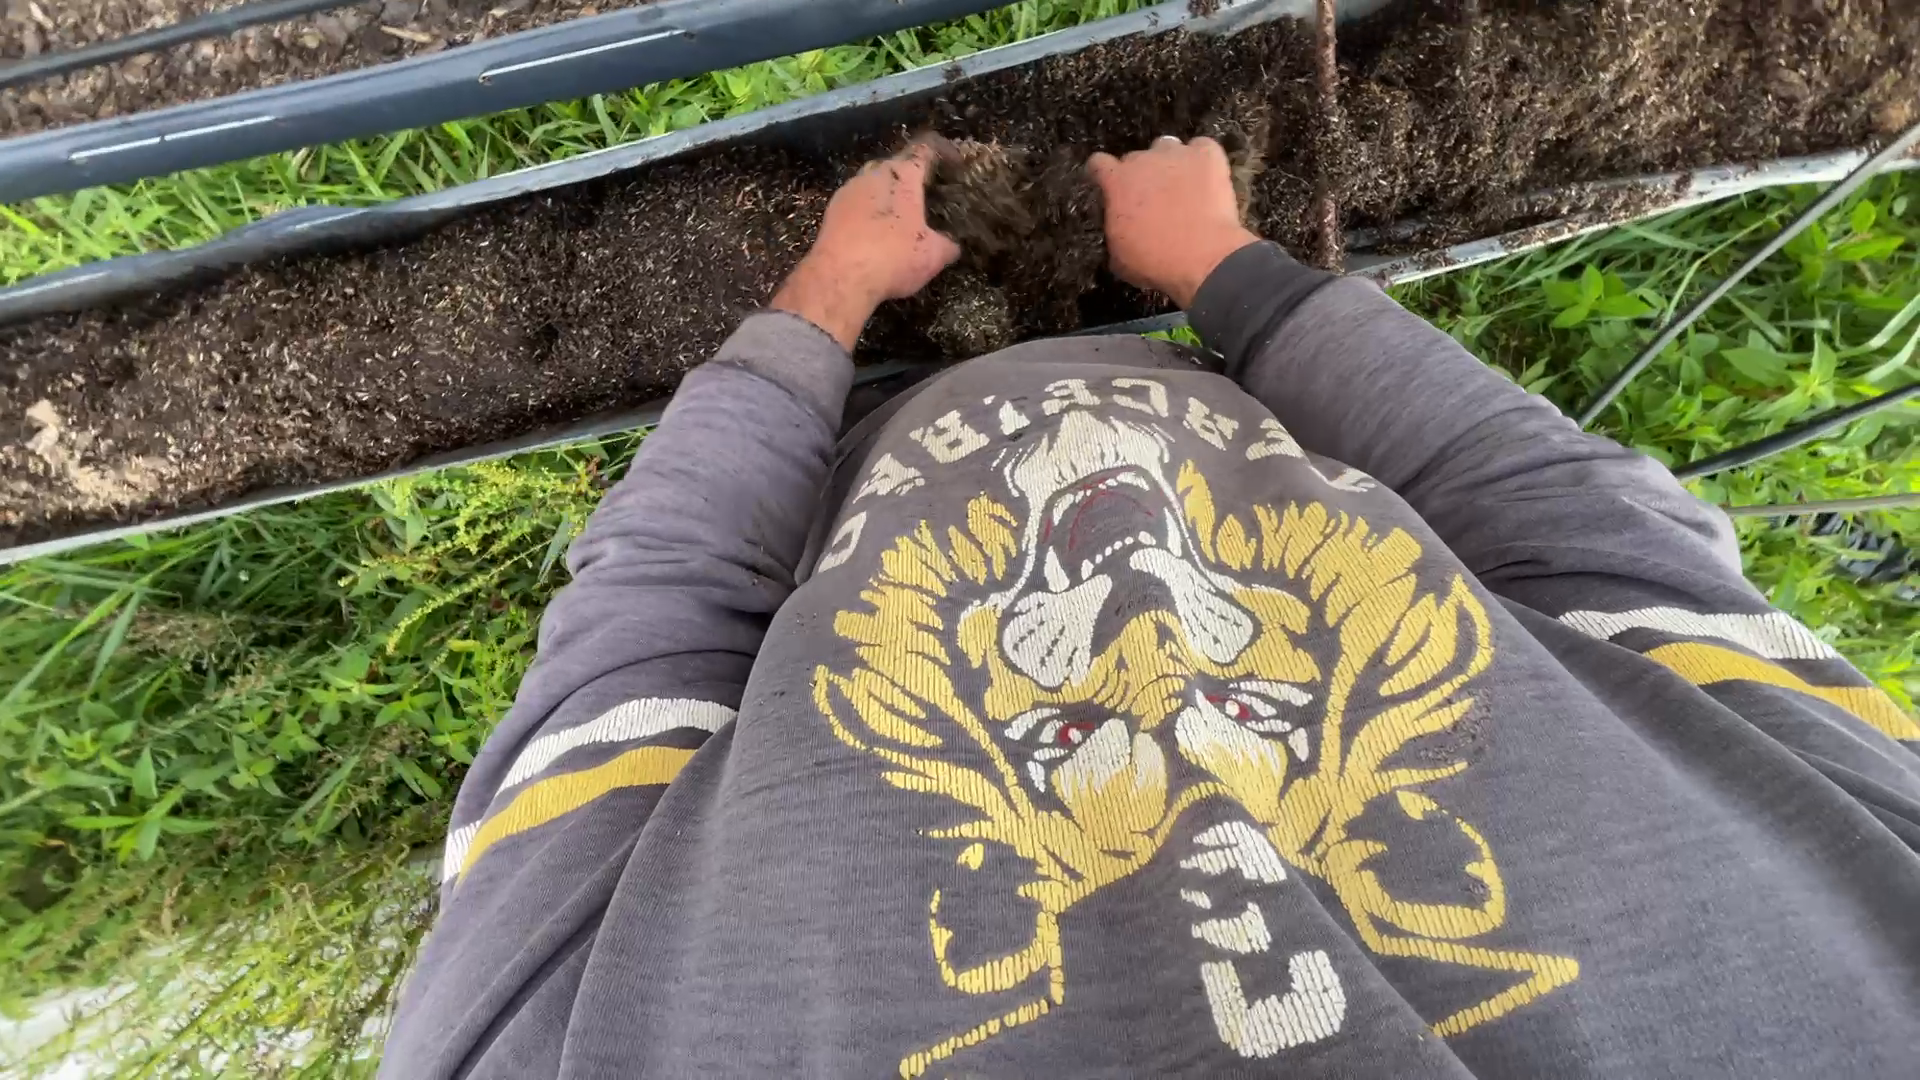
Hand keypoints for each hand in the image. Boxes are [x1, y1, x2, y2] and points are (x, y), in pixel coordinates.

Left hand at [771, 143, 960, 350]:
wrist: (841, 276)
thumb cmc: (893, 257)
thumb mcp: (932, 256)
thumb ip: (947, 245)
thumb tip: (952, 245)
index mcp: (903, 175)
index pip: (926, 149)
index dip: (943, 152)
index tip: (955, 164)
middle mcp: (874, 173)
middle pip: (897, 166)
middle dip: (912, 179)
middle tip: (926, 198)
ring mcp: (849, 190)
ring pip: (874, 184)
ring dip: (888, 197)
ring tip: (899, 220)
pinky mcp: (832, 211)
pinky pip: (857, 205)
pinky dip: (869, 215)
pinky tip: (874, 236)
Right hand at [1087, 135, 1260, 308]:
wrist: (1202, 259)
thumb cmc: (1154, 263)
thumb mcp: (1119, 256)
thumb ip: (1114, 230)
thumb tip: (1119, 225)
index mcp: (1117, 183)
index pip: (1099, 164)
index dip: (1101, 174)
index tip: (1106, 184)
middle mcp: (1144, 160)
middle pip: (1136, 158)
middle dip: (1139, 176)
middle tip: (1150, 200)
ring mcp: (1177, 153)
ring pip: (1166, 149)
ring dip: (1167, 164)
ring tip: (1178, 188)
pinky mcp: (1208, 154)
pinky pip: (1200, 148)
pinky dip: (1200, 160)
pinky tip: (1203, 180)